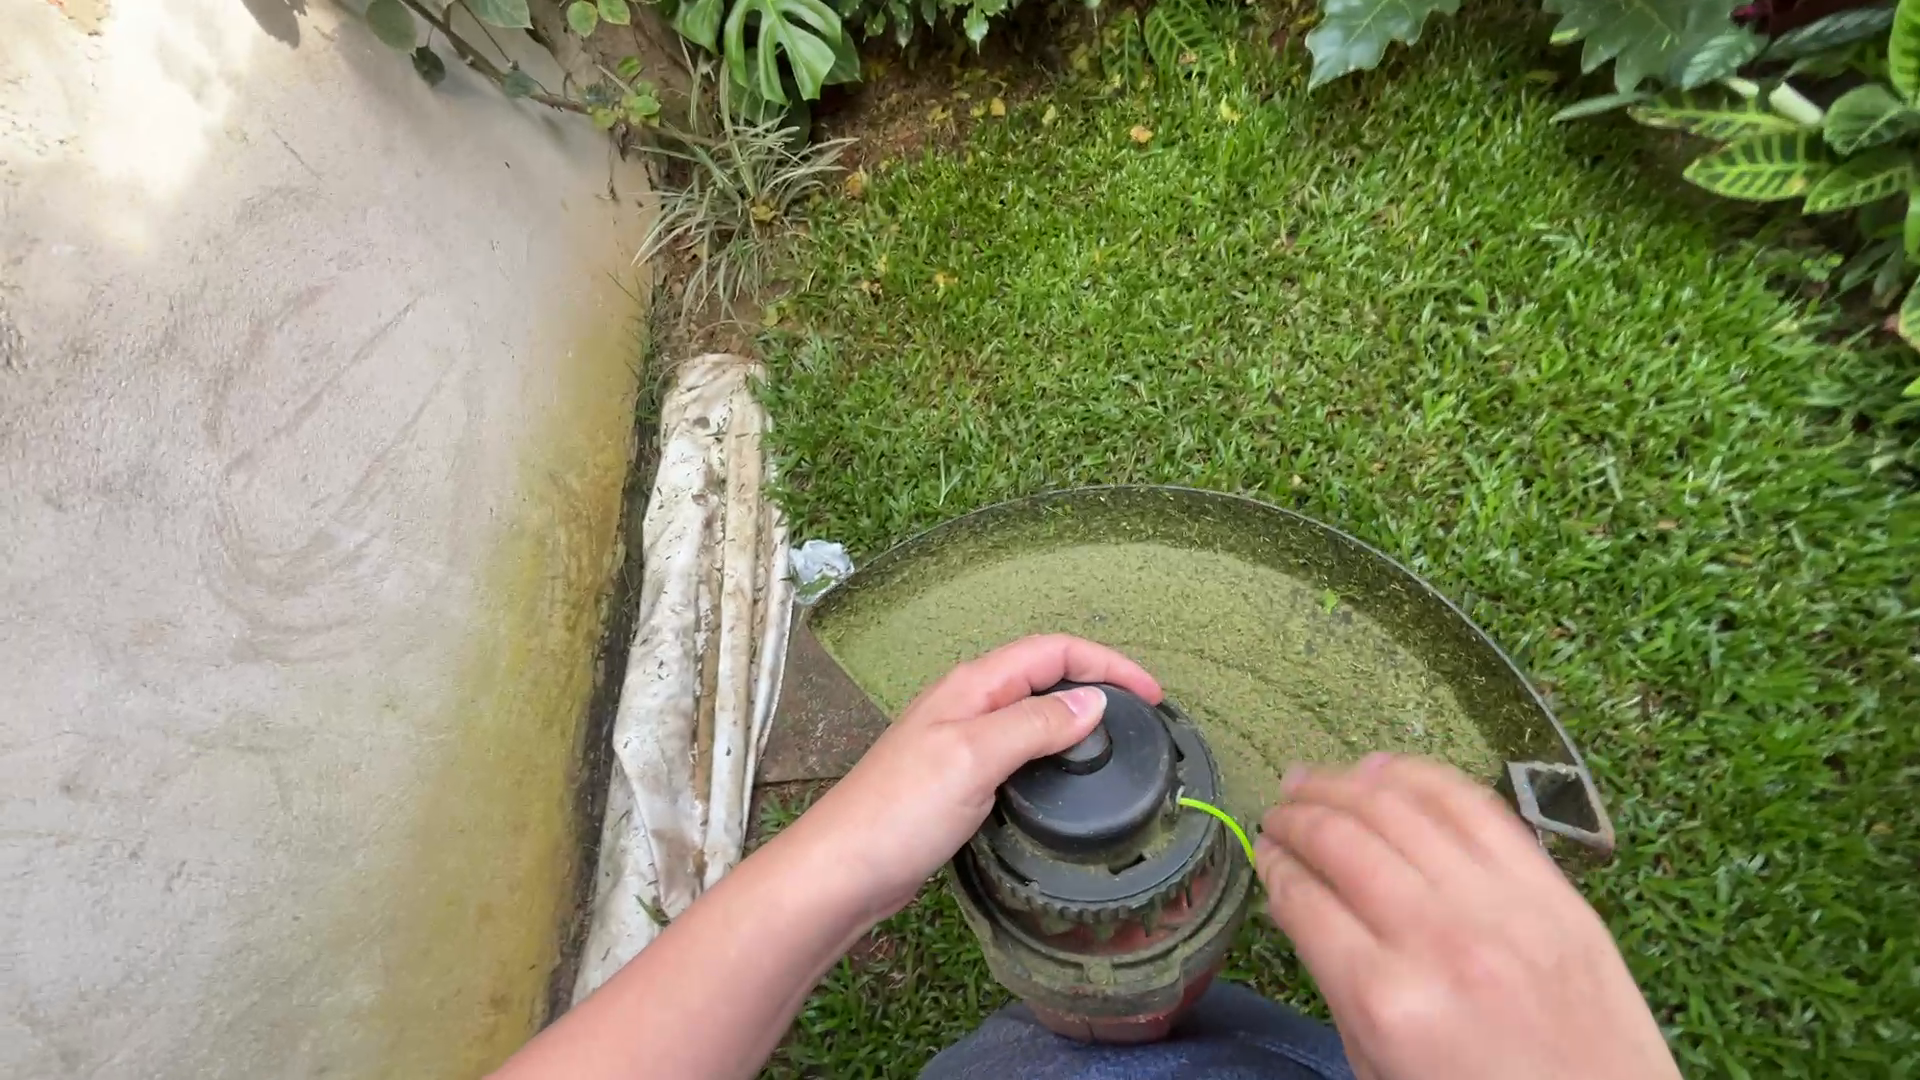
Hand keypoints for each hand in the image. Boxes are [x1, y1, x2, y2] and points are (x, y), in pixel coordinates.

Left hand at [783, 634, 1161, 921]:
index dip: (1105, 663)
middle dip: (1095, 682)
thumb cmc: (902, 809)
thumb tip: (1092, 702)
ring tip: (1115, 740)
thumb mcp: (975, 757)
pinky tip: (1065, 773)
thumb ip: (1034, 724)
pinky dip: (1052, 749)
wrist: (844, 869)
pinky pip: (1018, 746)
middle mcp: (969, 701)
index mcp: (974, 684)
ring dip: (1075, 715)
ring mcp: (963, 737)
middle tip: (1141, 715)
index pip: (1051, 651)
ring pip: (1032, 710)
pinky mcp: (961, 774)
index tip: (1150, 693)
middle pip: (1044, 674)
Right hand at [1256, 754, 1677, 1079]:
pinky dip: (1414, 774)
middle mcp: (1439, 940)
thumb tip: (1293, 885)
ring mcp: (1503, 908)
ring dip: (1336, 782)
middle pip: (1339, 838)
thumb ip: (1330, 970)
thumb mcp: (1375, 1063)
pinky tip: (1377, 769)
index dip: (1271, 861)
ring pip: (1394, 806)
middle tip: (1275, 812)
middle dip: (1292, 815)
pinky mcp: (1553, 892)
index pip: (1301, 895)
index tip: (1263, 849)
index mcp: (1387, 999)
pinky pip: (1471, 804)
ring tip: (1308, 779)